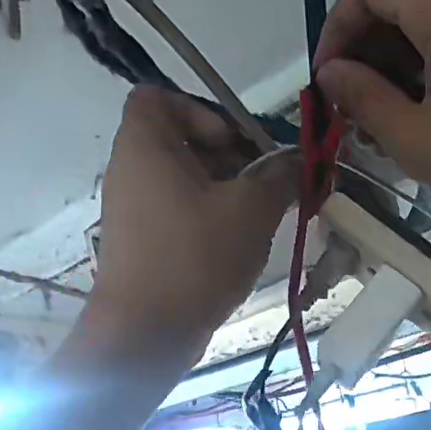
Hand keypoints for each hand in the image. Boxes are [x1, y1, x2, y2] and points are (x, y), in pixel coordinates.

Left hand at [91, 87, 297, 337]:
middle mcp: (131, 171)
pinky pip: (180, 215)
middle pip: (181, 142)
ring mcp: (134, 211)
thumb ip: (280, 178)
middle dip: (230, 158)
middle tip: (268, 185)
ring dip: (227, 194)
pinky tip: (240, 247)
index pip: (162, 98)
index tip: (240, 145)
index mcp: (145, 145)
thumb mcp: (251, 210)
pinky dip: (211, 221)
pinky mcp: (144, 245)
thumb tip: (299, 162)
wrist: (148, 331)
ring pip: (186, 184)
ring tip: (261, 220)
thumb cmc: (197, 256)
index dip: (205, 112)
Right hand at [315, 0, 430, 237]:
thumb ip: (364, 99)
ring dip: (398, 66)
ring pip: (429, 17)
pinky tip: (423, 114)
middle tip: (353, 116)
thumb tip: (330, 74)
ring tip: (385, 125)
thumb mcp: (419, 141)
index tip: (327, 86)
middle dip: (367, 54)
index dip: (336, 31)